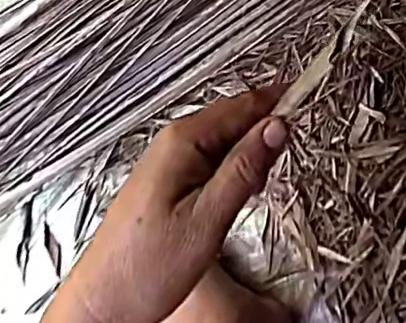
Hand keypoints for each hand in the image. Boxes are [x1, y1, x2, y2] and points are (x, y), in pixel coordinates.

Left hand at [46, 88, 287, 322]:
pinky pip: (211, 156)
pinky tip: (236, 193)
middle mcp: (175, 139)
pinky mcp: (168, 177)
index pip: (243, 105)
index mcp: (184, 139)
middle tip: (281, 161)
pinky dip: (232, 167)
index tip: (307, 103)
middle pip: (234, 117)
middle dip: (263, 132)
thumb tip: (278, 124)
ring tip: (258, 185)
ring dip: (248, 153)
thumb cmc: (146, 270)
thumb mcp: (206, 220)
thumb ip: (244, 169)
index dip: (277, 103)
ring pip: (224, 138)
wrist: (98, 310)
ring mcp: (169, 157)